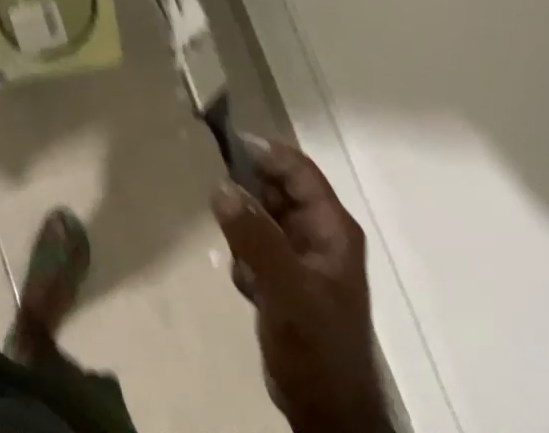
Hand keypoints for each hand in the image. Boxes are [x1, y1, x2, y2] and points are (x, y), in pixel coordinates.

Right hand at [212, 136, 388, 432]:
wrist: (326, 407)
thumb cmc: (314, 342)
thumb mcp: (284, 286)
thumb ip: (254, 236)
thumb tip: (222, 187)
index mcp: (331, 228)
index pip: (300, 172)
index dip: (267, 153)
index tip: (226, 142)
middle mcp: (320, 237)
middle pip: (280, 193)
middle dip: (249, 193)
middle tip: (216, 196)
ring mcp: (303, 262)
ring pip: (265, 222)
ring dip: (246, 231)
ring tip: (237, 255)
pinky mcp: (287, 284)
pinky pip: (259, 251)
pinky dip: (246, 260)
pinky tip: (246, 285)